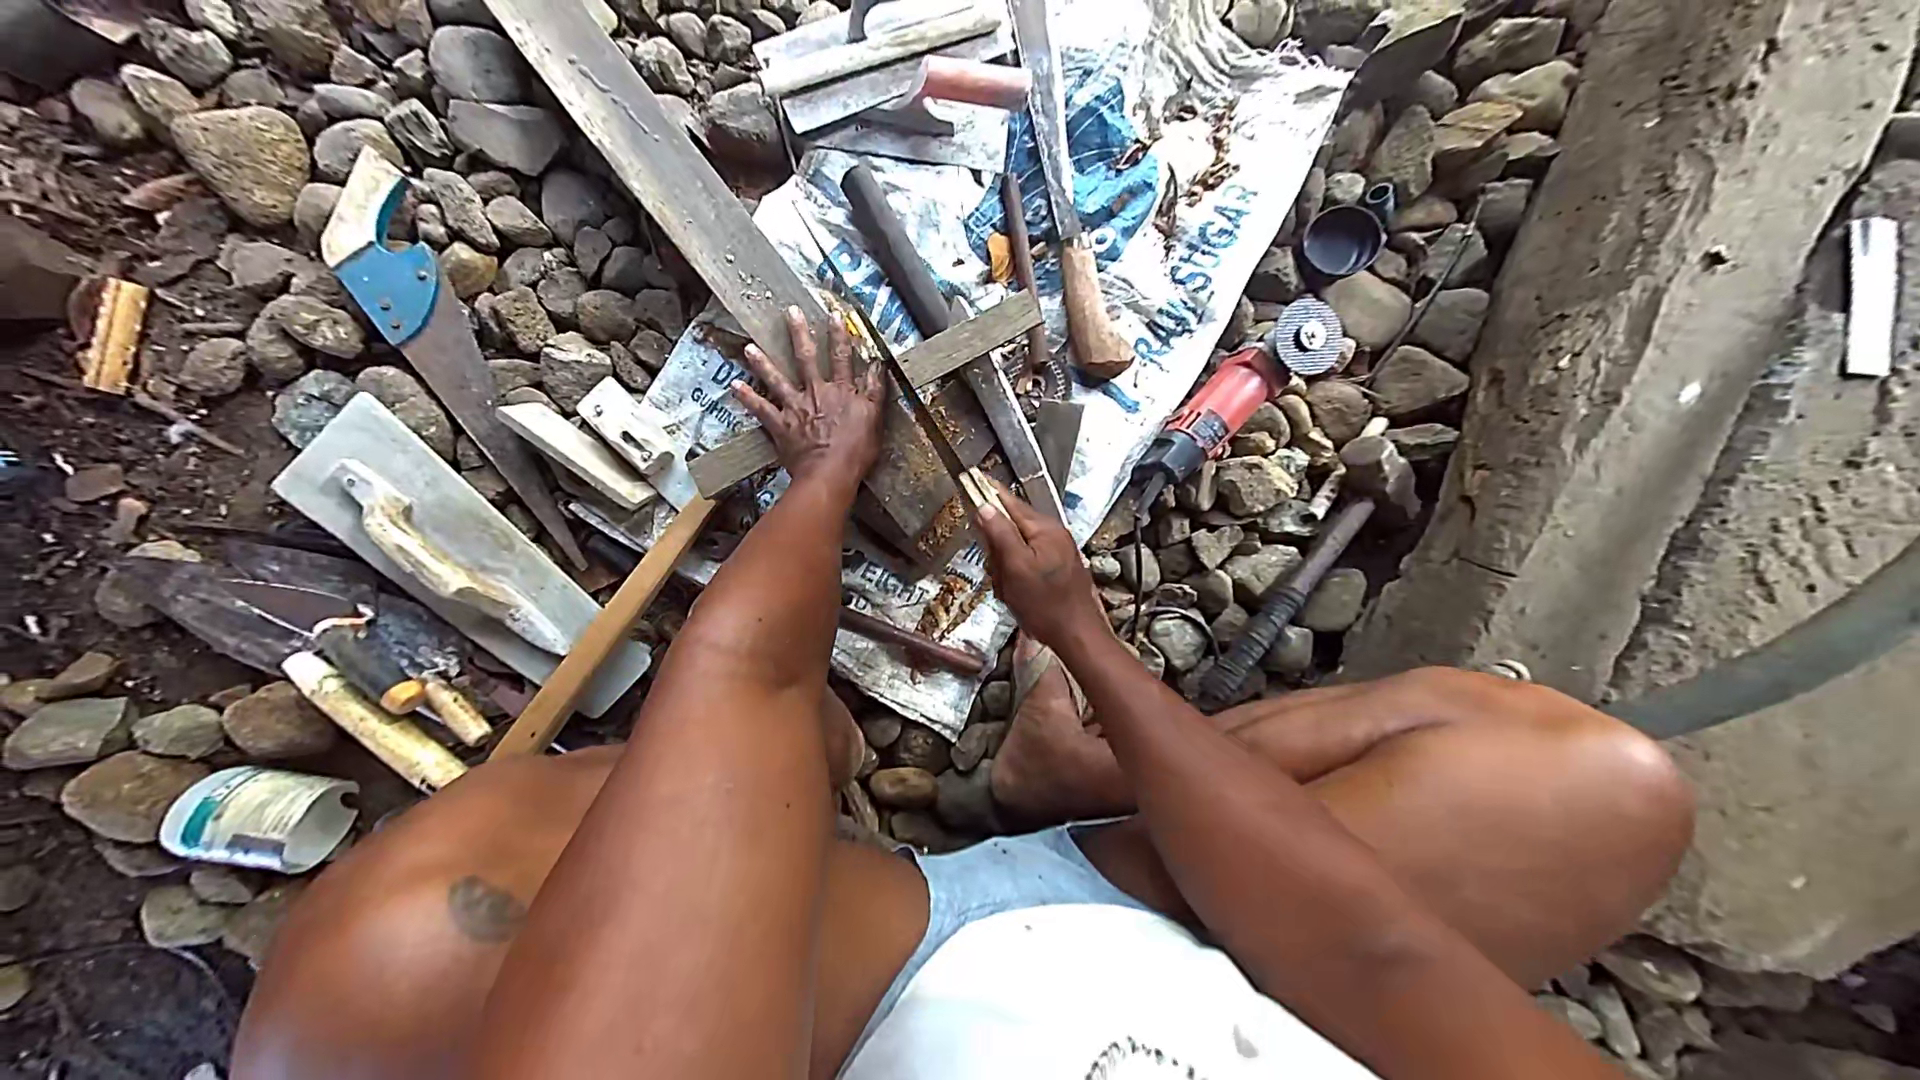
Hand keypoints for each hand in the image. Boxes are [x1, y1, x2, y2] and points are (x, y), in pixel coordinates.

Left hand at [732, 306, 886, 486]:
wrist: (830, 474)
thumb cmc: (856, 452)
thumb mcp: (875, 419)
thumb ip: (875, 391)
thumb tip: (877, 366)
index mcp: (842, 392)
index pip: (842, 358)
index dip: (839, 336)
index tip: (833, 315)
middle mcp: (816, 393)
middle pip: (807, 358)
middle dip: (799, 334)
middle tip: (790, 312)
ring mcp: (795, 408)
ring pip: (777, 379)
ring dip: (763, 362)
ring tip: (750, 347)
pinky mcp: (781, 425)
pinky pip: (761, 409)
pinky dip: (747, 397)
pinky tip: (735, 385)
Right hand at [973, 478, 1107, 653]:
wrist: (1076, 635)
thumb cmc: (1045, 603)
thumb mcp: (1016, 567)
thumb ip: (1000, 534)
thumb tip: (985, 506)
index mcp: (1044, 529)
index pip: (1010, 502)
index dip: (988, 494)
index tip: (971, 480)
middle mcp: (1052, 534)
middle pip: (1011, 528)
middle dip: (997, 550)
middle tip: (998, 574)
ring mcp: (1056, 552)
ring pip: (1016, 550)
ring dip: (1006, 569)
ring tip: (1010, 591)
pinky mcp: (1056, 569)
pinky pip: (1025, 565)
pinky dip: (1016, 579)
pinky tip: (1018, 596)